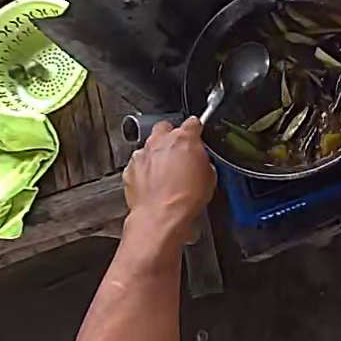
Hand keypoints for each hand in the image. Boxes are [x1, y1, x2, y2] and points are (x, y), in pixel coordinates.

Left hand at [122, 117, 215, 246]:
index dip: (196, 129)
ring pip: (150, 145)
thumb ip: (204, 161)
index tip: (197, 135)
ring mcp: (143, 155)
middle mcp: (160, 142)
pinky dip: (145, 170)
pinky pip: (138, 163)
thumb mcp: (210, 178)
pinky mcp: (130, 170)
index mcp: (184, 139)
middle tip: (180, 152)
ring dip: (157, 154)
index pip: (192, 123)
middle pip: (165, 128)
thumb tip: (202, 162)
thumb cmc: (185, 199)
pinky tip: (154, 183)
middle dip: (172, 137)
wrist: (160, 218)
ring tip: (167, 173)